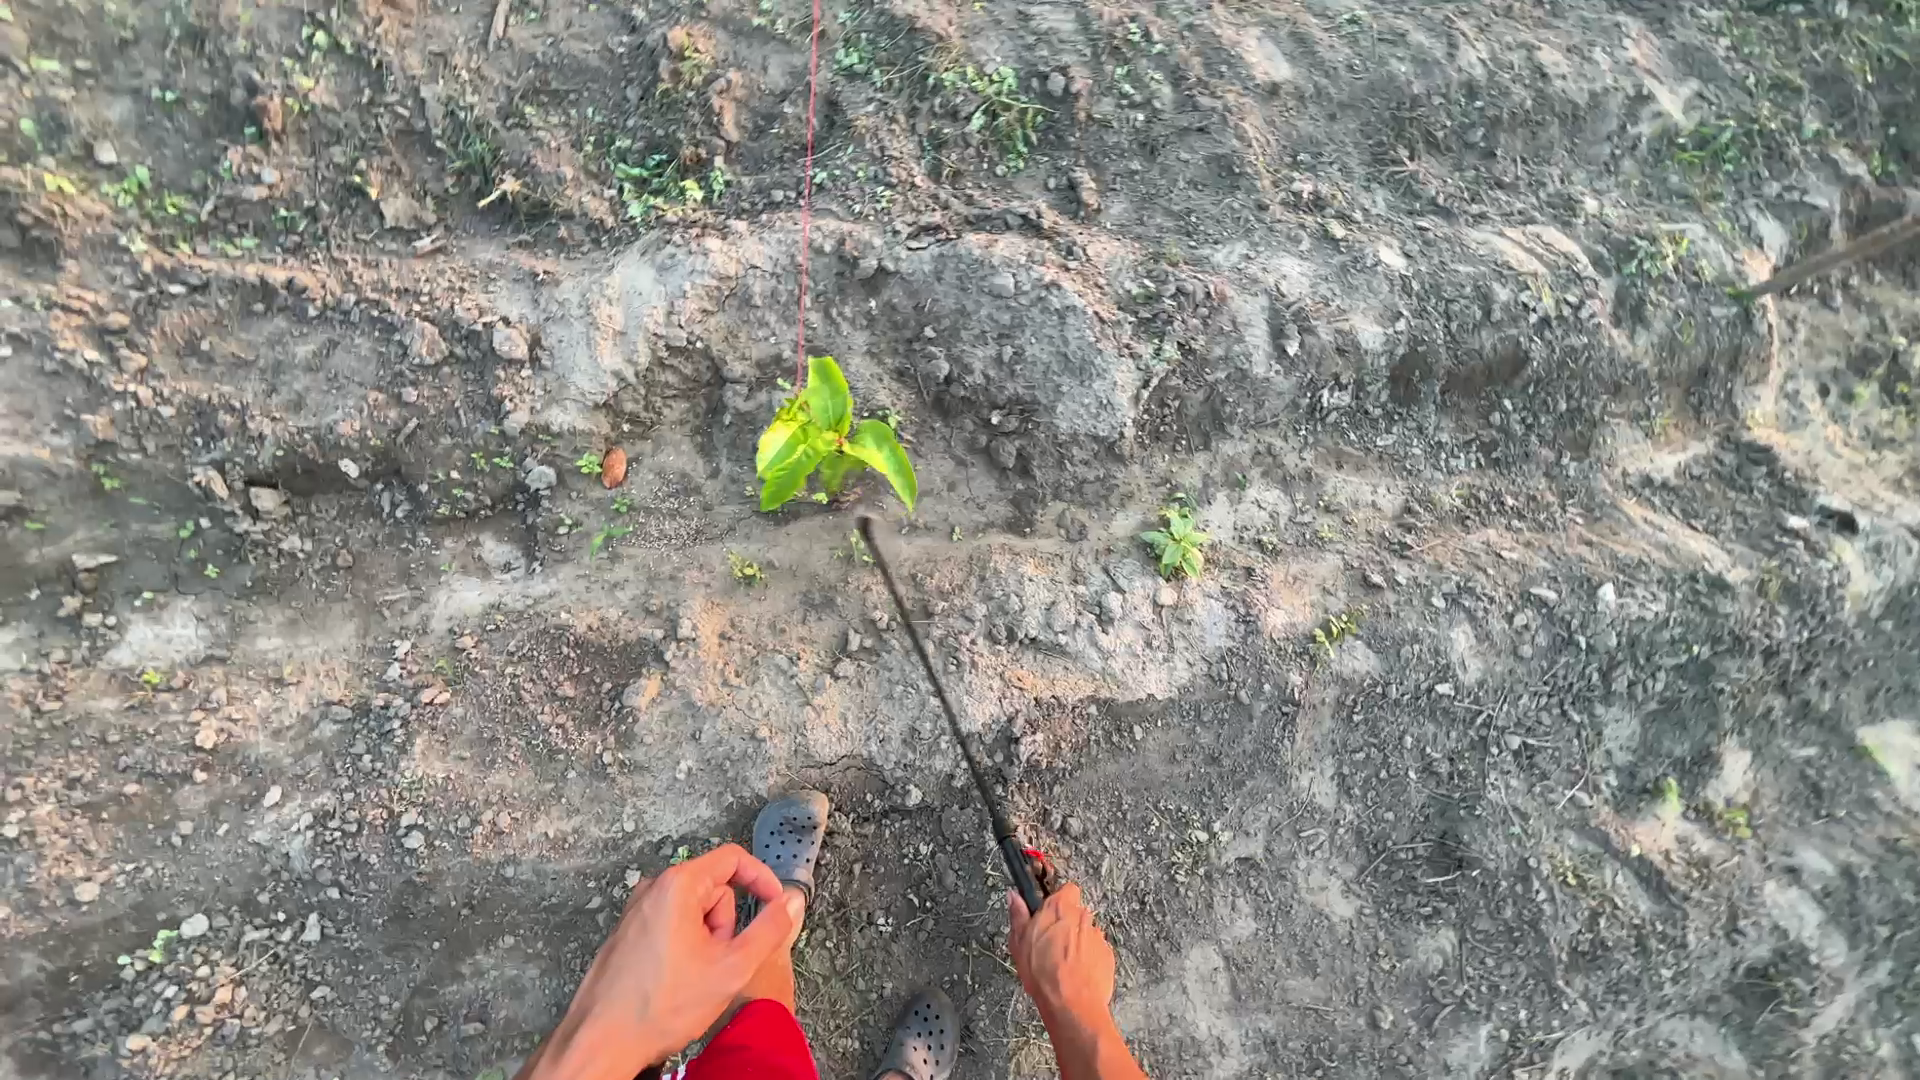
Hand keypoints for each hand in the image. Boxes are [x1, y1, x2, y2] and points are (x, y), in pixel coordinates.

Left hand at [518, 844, 801, 1079]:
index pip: (733, 859)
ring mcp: (636, 910)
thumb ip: (770, 929)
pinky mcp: (627, 933)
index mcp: (678, 885)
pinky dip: (685, 946)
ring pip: (694, 911)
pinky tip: (675, 981)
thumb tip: (791, 901)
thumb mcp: (732, 968)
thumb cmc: (659, 1008)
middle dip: (726, 924)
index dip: (761, 879)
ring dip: (706, 939)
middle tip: (719, 962)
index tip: (775, 904)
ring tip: (694, 977)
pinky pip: (672, 925)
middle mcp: (653, 888)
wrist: (598, 1047)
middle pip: (715, 889)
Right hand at [1007, 883, 1115, 1028]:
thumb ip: (1018, 915)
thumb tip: (1014, 897)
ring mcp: (1096, 936)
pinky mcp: (1107, 955)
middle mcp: (1081, 916)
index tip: (1049, 913)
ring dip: (1077, 941)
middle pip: (1075, 912)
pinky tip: (1076, 972)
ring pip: (1085, 932)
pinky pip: (1096, 950)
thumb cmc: (1045, 975)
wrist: (1072, 1006)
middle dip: (1066, 923)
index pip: (1066, 889)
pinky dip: (1088, 958)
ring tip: (1064, 962)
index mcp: (1059, 908)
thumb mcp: (1019, 943)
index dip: (1058, 900)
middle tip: (1052, 943)